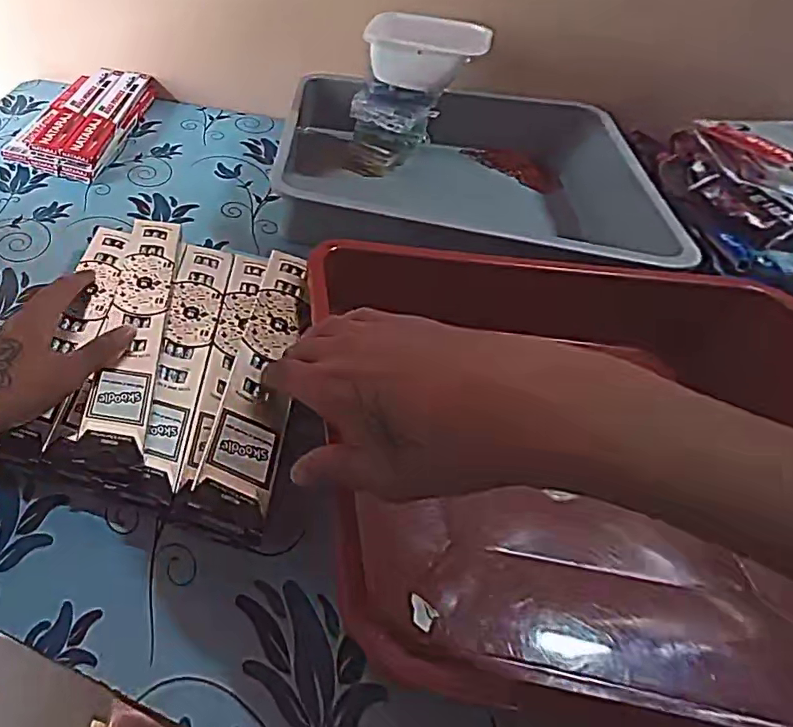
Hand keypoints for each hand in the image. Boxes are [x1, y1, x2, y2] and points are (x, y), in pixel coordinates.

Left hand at [0, 270, 133, 448]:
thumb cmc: (22, 388)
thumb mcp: (68, 373)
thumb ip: (98, 352)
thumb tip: (129, 330)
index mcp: (39, 317)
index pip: (63, 289)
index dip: (81, 280)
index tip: (95, 275)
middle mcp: (21, 319)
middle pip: (47, 296)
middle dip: (68, 290)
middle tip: (86, 290)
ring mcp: (7, 334)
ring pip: (35, 310)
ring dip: (54, 306)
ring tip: (71, 313)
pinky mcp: (0, 350)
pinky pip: (28, 324)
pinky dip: (44, 322)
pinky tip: (47, 340)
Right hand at [264, 307, 703, 500]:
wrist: (523, 399)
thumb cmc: (455, 447)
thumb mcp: (393, 476)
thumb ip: (339, 470)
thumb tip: (300, 472)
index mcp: (332, 384)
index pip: (283, 374)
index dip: (270, 383)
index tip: (269, 394)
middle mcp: (345, 346)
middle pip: (301, 345)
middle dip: (292, 365)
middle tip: (300, 390)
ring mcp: (377, 326)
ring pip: (327, 325)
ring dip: (316, 343)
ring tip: (326, 365)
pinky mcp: (406, 318)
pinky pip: (357, 316)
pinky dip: (346, 329)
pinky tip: (365, 346)